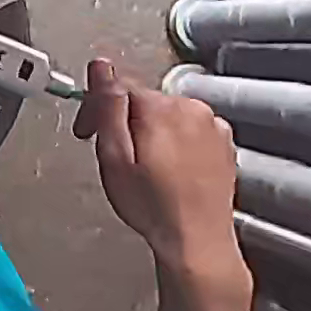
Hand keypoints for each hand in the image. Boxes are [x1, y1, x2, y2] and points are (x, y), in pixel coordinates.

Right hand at [74, 59, 244, 287]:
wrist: (197, 244)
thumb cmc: (153, 207)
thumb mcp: (113, 156)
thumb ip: (107, 106)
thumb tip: (101, 66)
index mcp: (162, 108)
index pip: (117, 86)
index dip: (95, 108)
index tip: (87, 132)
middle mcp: (192, 109)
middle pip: (142, 100)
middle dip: (123, 122)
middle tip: (116, 157)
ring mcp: (213, 126)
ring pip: (165, 114)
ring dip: (149, 131)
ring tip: (143, 167)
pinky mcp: (223, 144)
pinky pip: (188, 129)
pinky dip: (174, 142)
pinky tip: (167, 168)